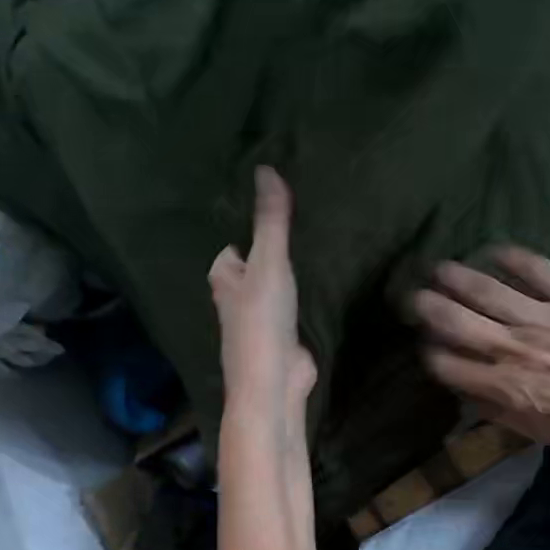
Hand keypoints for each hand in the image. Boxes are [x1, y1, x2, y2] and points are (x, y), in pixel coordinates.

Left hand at [210, 167, 315, 410]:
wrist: (275, 380)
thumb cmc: (261, 320)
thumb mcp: (268, 262)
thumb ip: (270, 221)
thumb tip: (265, 168)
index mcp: (224, 280)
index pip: (229, 249)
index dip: (245, 233)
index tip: (269, 211)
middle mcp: (238, 299)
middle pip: (254, 267)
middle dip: (270, 251)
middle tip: (300, 222)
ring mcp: (263, 319)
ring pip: (275, 287)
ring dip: (290, 273)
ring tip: (316, 241)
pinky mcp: (287, 335)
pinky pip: (296, 306)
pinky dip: (306, 294)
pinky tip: (325, 279)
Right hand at [413, 248, 549, 463]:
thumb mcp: (536, 432)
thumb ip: (494, 409)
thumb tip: (465, 388)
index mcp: (504, 388)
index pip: (445, 365)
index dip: (429, 354)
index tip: (428, 348)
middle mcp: (516, 350)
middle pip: (454, 321)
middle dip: (426, 307)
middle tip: (413, 297)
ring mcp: (546, 318)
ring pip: (486, 289)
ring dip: (454, 276)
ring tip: (438, 268)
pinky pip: (535, 269)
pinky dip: (510, 257)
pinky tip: (493, 252)